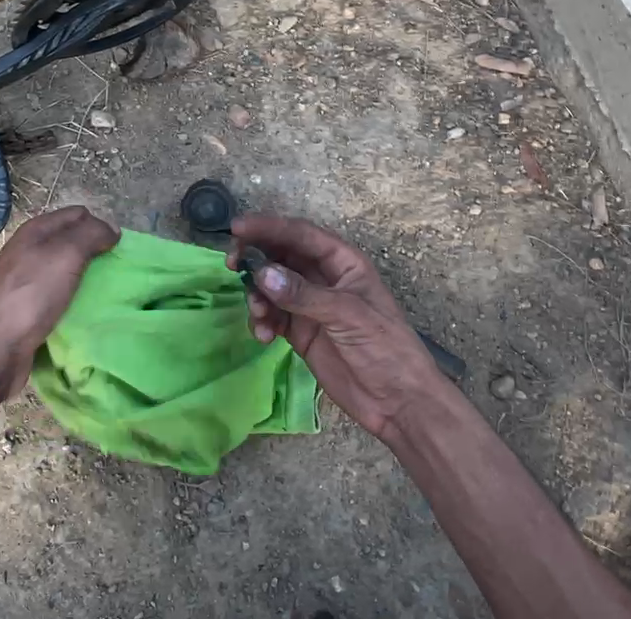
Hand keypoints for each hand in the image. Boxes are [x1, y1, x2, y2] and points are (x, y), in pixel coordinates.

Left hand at [0, 206, 118, 405]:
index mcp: (35, 230)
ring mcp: (25, 280)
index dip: (99, 226)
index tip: (117, 250)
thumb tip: (112, 229)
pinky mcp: (26, 308)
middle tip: (114, 273)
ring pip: (66, 270)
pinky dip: (72, 300)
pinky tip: (84, 312)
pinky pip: (58, 296)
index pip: (77, 215)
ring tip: (105, 293)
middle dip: (94, 253)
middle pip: (71, 242)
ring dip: (85, 279)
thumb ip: (91, 234)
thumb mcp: (66, 254)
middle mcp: (28, 250)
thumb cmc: (31, 294)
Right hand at [229, 214, 442, 439]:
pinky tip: (263, 336)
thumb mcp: (348, 316)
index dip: (268, 227)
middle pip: (279, 255)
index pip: (299, 234)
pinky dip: (260, 320)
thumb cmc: (386, 349)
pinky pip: (270, 315)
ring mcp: (309, 304)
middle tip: (232, 264)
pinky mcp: (299, 331)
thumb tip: (262, 273)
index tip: (237, 229)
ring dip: (256, 295)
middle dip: (255, 257)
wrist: (398, 403)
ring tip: (258, 315)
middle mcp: (322, 277)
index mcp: (342, 262)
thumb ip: (304, 294)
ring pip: (269, 285)